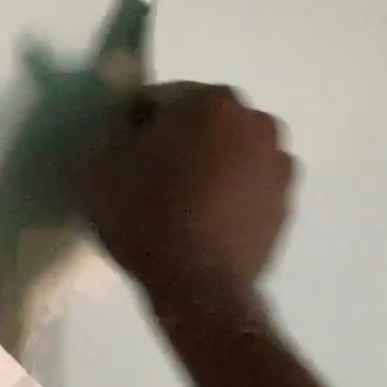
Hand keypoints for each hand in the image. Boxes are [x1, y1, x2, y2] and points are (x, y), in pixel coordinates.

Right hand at [80, 82, 295, 301]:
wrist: (197, 286)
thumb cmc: (146, 217)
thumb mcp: (99, 166)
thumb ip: (113, 133)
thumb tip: (132, 130)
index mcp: (211, 100)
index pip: (160, 100)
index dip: (135, 128)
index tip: (123, 157)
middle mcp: (256, 121)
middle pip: (203, 125)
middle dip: (179, 144)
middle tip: (151, 182)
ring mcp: (278, 165)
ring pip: (230, 156)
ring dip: (209, 169)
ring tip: (182, 208)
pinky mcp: (286, 206)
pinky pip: (248, 190)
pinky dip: (230, 198)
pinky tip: (206, 226)